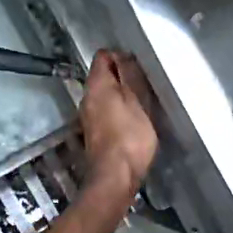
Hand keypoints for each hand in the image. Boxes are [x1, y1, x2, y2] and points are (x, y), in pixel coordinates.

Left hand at [79, 49, 156, 200]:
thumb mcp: (137, 100)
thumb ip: (130, 75)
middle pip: (102, 74)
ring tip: (143, 101)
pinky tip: (133, 118)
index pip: (103, 55)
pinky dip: (118, 108)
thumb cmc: (130, 136)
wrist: (115, 176)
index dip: (121, 55)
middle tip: (145, 83)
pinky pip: (105, 109)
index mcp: (97, 85)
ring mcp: (88, 115)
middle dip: (122, 74)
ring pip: (104, 93)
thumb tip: (124, 56)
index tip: (139, 66)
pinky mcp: (95, 131)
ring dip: (121, 92)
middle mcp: (87, 96)